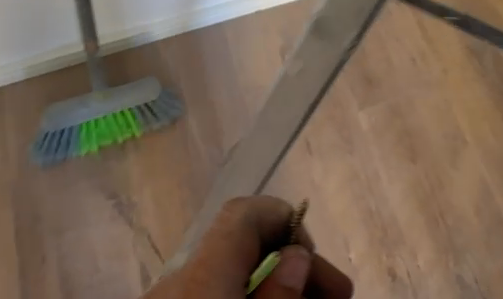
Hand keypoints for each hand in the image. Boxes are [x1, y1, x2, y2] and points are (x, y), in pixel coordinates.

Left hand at [144, 196, 353, 298]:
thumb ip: (278, 297)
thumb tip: (296, 256)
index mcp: (200, 274)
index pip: (244, 212)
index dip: (286, 221)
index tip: (315, 260)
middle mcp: (175, 278)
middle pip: (239, 247)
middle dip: (292, 263)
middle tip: (338, 294)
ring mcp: (164, 296)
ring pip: (227, 273)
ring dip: (273, 284)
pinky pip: (208, 292)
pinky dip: (244, 296)